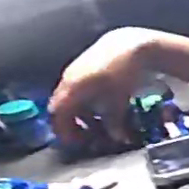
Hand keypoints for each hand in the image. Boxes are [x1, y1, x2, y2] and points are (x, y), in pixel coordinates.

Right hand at [49, 27, 156, 144]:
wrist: (130, 45)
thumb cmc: (124, 75)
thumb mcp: (119, 102)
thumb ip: (114, 122)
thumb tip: (117, 138)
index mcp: (71, 89)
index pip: (58, 114)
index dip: (64, 130)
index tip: (74, 143)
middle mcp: (68, 79)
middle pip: (61, 105)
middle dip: (71, 123)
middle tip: (84, 135)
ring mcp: (75, 70)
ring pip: (70, 96)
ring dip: (80, 112)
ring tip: (96, 122)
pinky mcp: (85, 64)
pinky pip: (79, 86)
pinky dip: (86, 100)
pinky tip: (101, 105)